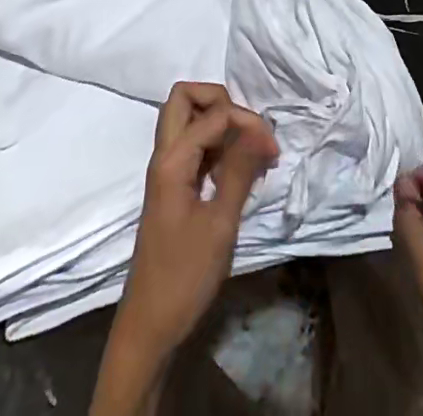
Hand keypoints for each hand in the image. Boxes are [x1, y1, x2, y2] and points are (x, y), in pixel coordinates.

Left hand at [92, 83, 277, 415]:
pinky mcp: (175, 186)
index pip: (214, 114)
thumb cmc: (185, 275)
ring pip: (190, 120)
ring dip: (222, 123)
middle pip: (184, 98)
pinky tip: (242, 169)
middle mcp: (165, 157)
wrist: (150, 323)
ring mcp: (168, 171)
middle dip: (222, 101)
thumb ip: (240, 170)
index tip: (272, 151)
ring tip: (254, 151)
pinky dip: (219, 145)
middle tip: (251, 131)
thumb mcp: (220, 223)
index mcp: (171, 161)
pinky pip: (196, 146)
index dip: (247, 122)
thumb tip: (261, 129)